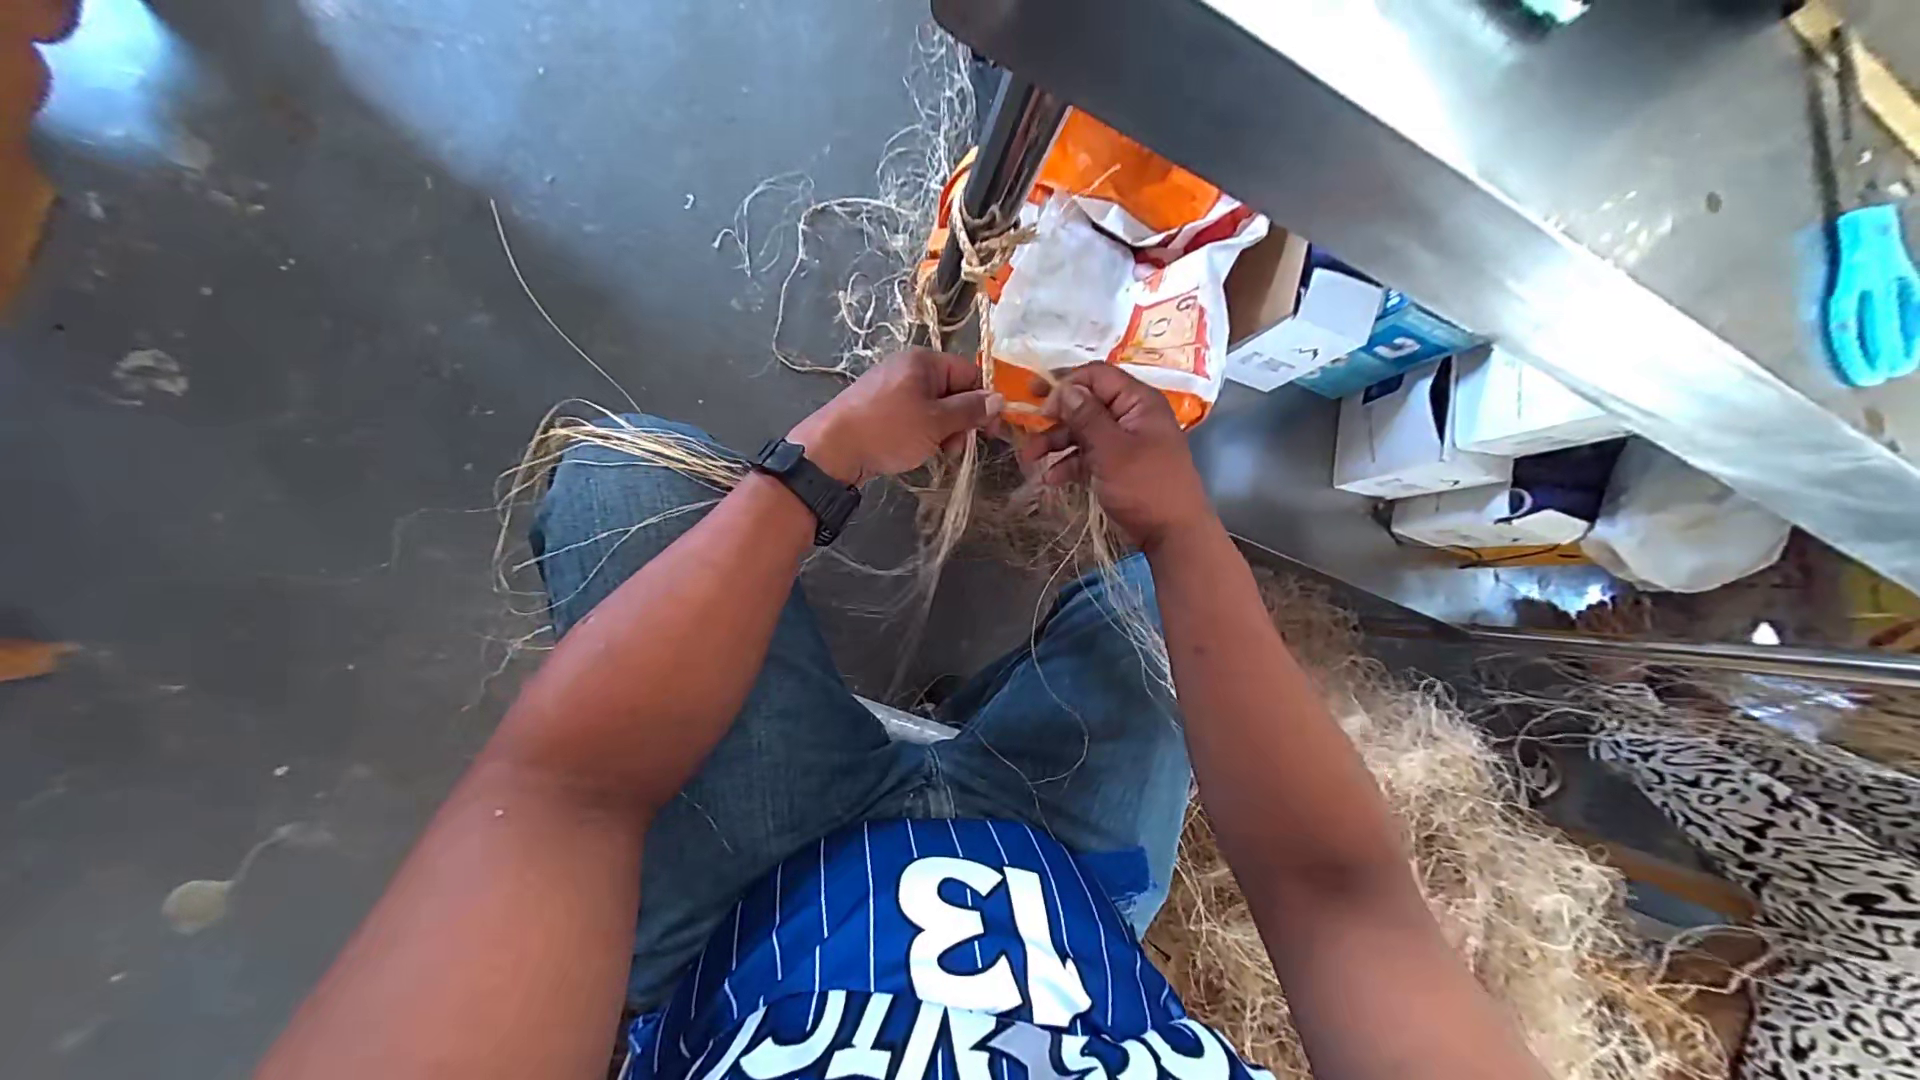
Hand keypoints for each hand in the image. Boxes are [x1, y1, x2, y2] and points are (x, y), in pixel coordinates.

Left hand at [787, 349, 1002, 485]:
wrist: (833, 449)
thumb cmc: (889, 430)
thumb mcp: (936, 422)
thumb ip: (970, 410)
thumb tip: (999, 399)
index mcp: (924, 361)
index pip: (970, 373)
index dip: (983, 402)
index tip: (990, 432)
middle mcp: (908, 368)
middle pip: (952, 391)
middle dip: (960, 421)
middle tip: (955, 448)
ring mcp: (892, 387)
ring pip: (934, 407)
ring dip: (943, 431)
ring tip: (935, 452)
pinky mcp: (880, 407)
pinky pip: (914, 415)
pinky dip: (922, 432)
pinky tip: (917, 450)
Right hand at [1023, 365, 1215, 552]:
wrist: (1171, 534)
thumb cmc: (1145, 486)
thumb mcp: (1111, 449)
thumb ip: (1086, 416)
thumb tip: (1064, 388)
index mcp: (1138, 402)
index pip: (1097, 376)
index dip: (1066, 383)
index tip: (1036, 398)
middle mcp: (1130, 417)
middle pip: (1085, 405)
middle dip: (1054, 418)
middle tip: (1027, 429)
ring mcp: (1123, 443)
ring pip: (1082, 432)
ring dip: (1055, 443)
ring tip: (1030, 459)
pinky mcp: (1116, 467)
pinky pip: (1087, 456)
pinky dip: (1069, 464)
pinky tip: (1051, 478)